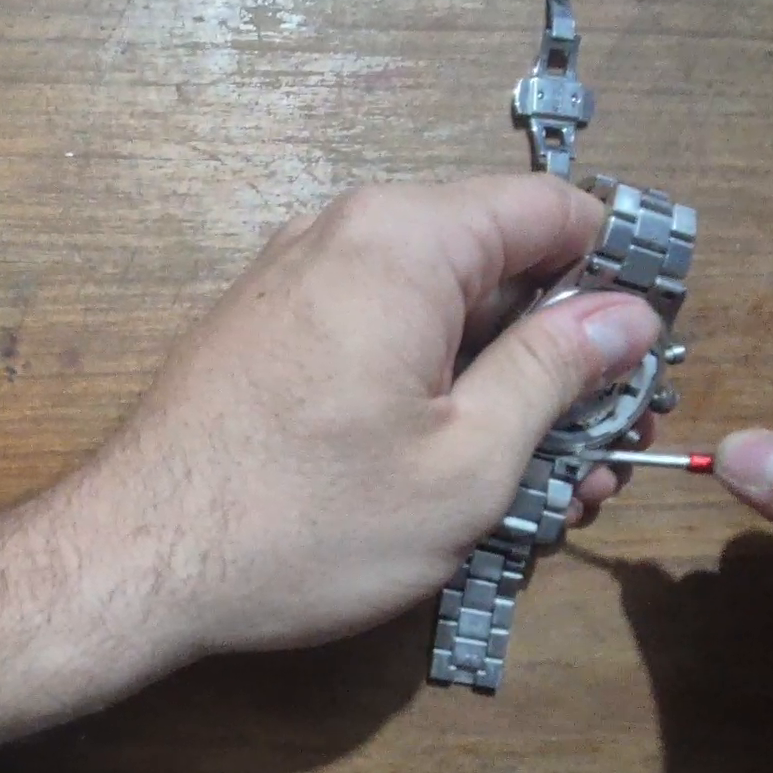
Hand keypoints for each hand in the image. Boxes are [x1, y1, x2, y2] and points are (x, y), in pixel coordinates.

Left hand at [60, 175, 661, 663]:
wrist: (137, 560)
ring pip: (433, 317)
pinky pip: (373, 343)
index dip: (611, 281)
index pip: (551, 212)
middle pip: (491, 268)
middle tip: (592, 455)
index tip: (635, 365)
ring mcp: (295, 285)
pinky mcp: (267, 337)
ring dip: (491, 391)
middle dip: (552, 357)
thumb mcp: (464, 461)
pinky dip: (422, 394)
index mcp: (404, 239)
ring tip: (534, 485)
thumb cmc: (306, 522)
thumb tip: (623, 314)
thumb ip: (554, 373)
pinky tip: (446, 468)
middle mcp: (342, 237)